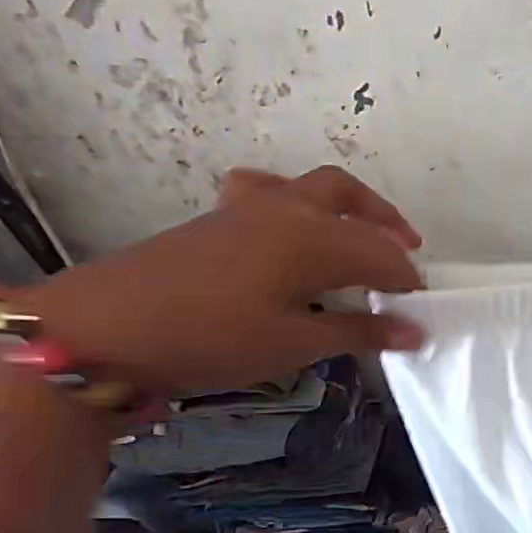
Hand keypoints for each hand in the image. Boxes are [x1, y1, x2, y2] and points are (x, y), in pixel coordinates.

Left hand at [11, 165, 425, 394]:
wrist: (109, 329)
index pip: (380, 254)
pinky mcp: (219, 219)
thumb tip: (414, 332)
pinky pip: (271, 193)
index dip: (406, 281)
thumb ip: (358, 332)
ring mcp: (247, 208)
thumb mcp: (295, 344)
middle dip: (386, 222)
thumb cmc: (214, 339)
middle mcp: (286, 210)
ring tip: (358, 235)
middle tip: (409, 253)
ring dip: (345, 206)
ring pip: (311, 188)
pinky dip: (297, 205)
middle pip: (349, 197)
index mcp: (313, 238)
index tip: (422, 310)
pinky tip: (290, 234)